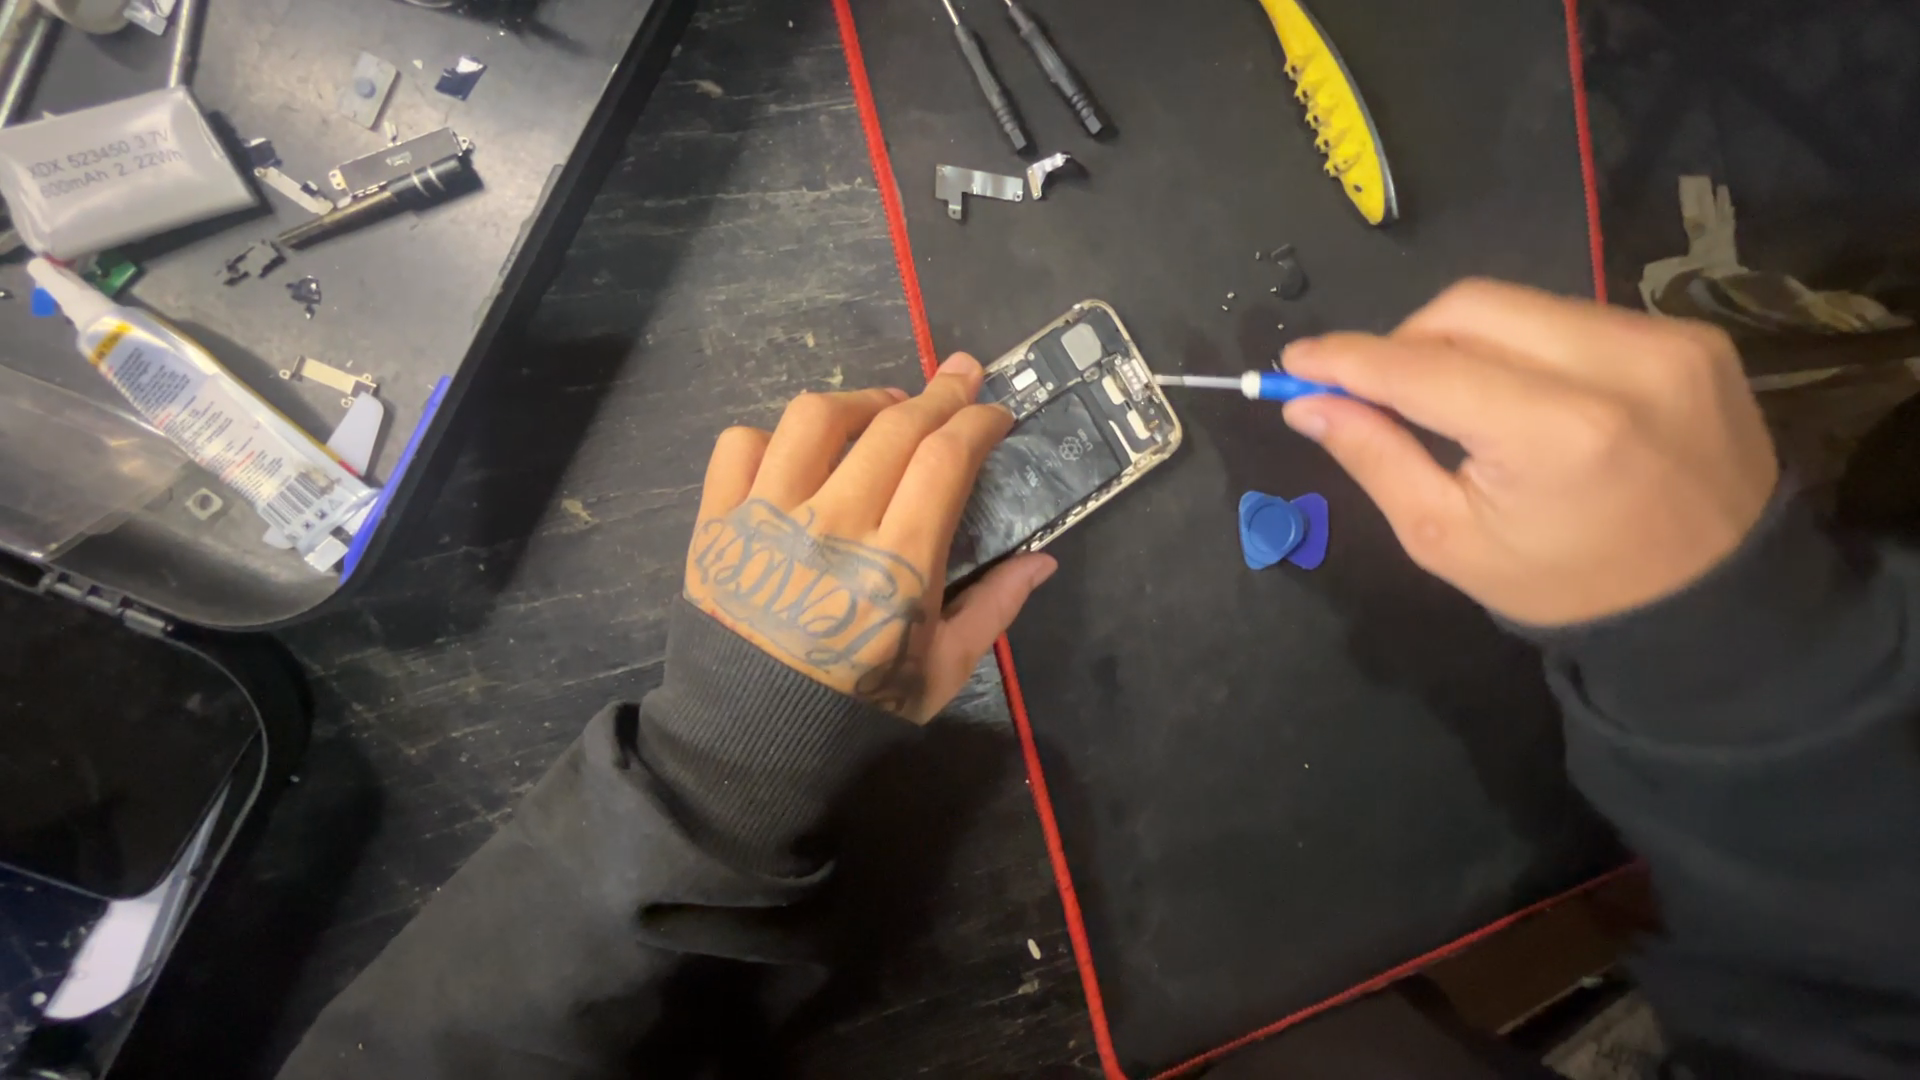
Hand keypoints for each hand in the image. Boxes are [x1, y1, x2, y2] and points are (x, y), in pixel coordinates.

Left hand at [684, 354, 1057, 721]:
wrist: (751, 735)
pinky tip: (802, 451)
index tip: (995, 413)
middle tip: (962, 375)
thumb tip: (1043, 560)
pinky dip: (775, 435)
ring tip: (885, 409)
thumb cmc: (858, 706)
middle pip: (894, 427)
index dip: (978, 422)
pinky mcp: (717, 520)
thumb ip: (995, 608)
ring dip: (861, 400)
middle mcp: (833, 523)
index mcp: (897, 562)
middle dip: (940, 392)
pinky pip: (740, 445)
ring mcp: (767, 515)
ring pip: (815, 417)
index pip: (946, 459)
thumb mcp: (943, 670)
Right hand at [1279, 279, 1777, 625]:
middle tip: (1372, 390)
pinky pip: (1562, 316)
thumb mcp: (1443, 537)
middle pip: (1467, 309)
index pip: (1423, 369)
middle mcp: (1620, 365)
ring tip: (1438, 396)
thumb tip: (1307, 404)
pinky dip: (1508, 344)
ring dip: (1451, 340)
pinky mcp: (1688, 336)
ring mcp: (1666, 341)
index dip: (1347, 359)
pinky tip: (1504, 392)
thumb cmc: (1557, 582)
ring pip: (1514, 304)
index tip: (1293, 361)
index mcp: (1555, 434)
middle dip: (1399, 342)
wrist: (1712, 600)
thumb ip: (1374, 458)